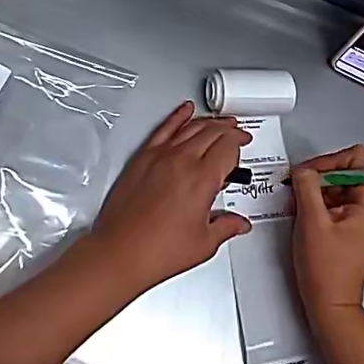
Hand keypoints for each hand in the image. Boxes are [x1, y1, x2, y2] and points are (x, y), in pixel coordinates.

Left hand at [81, 103, 251, 295]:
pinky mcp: (143, 157)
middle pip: (213, 132)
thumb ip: (226, 226)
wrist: (119, 253)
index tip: (244, 142)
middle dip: (229, 129)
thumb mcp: (203, 243)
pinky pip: (165, 128)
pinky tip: (185, 110)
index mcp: (202, 180)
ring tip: (219, 122)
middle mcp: (182, 162)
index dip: (240, 141)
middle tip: (237, 133)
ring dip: (209, 121)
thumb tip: (239, 223)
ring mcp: (161, 156)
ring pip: (191, 126)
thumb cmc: (155, 251)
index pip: (228, 146)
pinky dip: (177, 116)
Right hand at [290, 144, 363, 321]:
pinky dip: (321, 205)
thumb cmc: (327, 272)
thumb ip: (307, 185)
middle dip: (321, 179)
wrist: (330, 304)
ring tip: (303, 209)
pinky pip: (339, 202)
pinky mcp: (357, 227)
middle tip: (301, 191)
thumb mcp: (311, 220)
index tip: (312, 173)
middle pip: (348, 172)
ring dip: (318, 193)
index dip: (331, 162)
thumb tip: (304, 169)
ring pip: (341, 187)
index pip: (357, 159)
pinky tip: (308, 218)